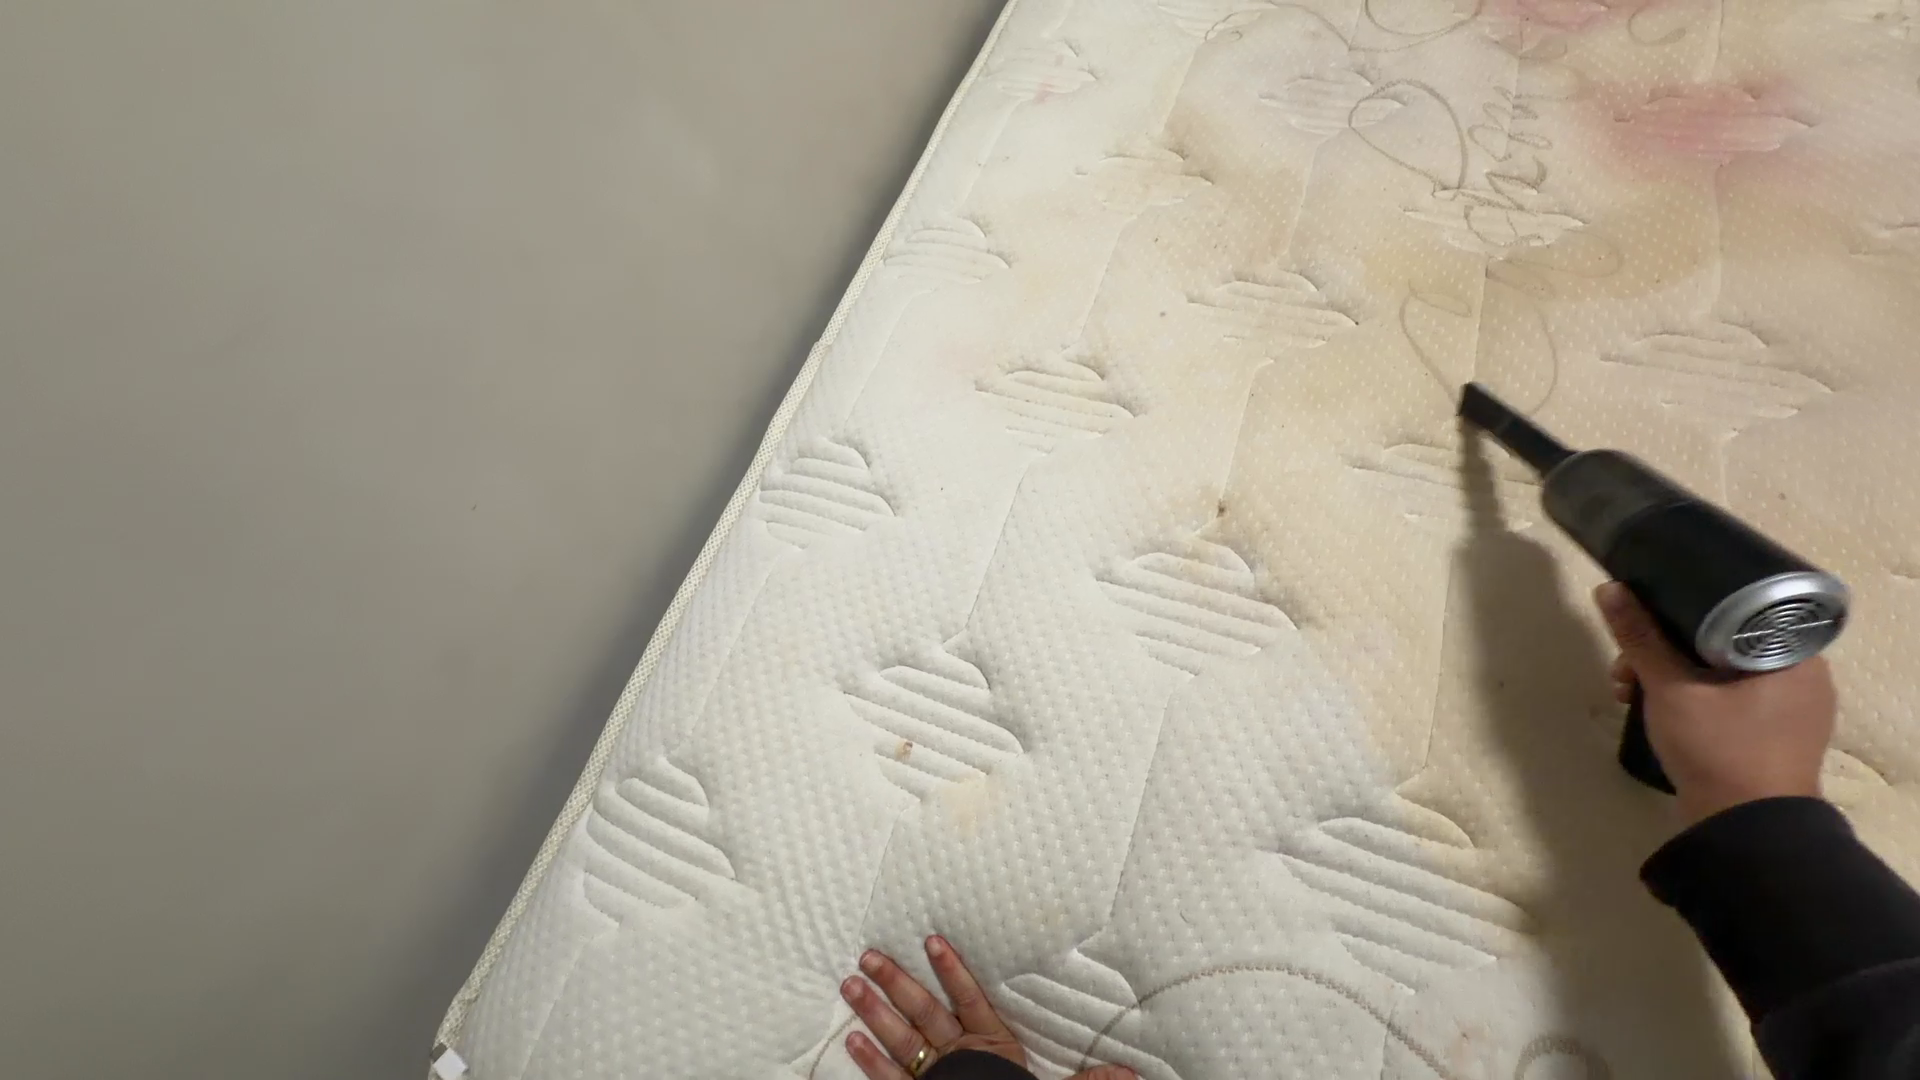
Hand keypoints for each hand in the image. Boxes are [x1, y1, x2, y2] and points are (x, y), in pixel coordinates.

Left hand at [841, 936, 1134, 1079]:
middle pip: (923, 1011)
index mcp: (991, 1047)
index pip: (970, 999)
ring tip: (850, 984)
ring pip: (901, 1038)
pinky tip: (850, 1040)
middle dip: (894, 982)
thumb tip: (1134, 1074)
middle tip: (867, 956)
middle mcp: (958, 1056)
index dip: (951, 969)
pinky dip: (869, 1060)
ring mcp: (934, 1079)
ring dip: (873, 1011)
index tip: (930, 939)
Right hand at [1595, 582, 1837, 824]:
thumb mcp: (1668, 687)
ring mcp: (1787, 707)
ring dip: (1664, 674)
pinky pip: (1721, 694)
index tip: (1640, 625)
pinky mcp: (1769, 730)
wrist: (1744, 822)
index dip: (1678, 612)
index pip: (1732, 611)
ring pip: (1712, 669)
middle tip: (1625, 669)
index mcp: (1793, 658)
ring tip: (1627, 692)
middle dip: (1659, 651)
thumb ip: (1639, 638)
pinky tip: (1651, 706)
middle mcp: (1800, 676)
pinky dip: (1685, 694)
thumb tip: (1610, 589)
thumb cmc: (1717, 745)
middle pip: (1715, 642)